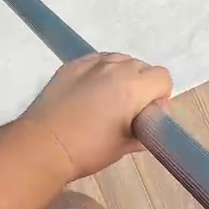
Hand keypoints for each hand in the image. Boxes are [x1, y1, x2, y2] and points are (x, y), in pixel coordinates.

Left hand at [18, 53, 172, 180]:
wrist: (46, 143)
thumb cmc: (89, 149)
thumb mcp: (126, 144)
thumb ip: (145, 128)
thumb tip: (147, 120)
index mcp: (132, 86)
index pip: (162, 77)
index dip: (159, 96)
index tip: (146, 114)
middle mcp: (114, 67)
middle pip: (141, 66)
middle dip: (141, 85)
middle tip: (128, 110)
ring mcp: (90, 62)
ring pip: (118, 59)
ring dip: (120, 75)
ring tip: (107, 99)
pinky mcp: (71, 64)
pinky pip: (96, 60)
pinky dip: (99, 71)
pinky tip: (89, 91)